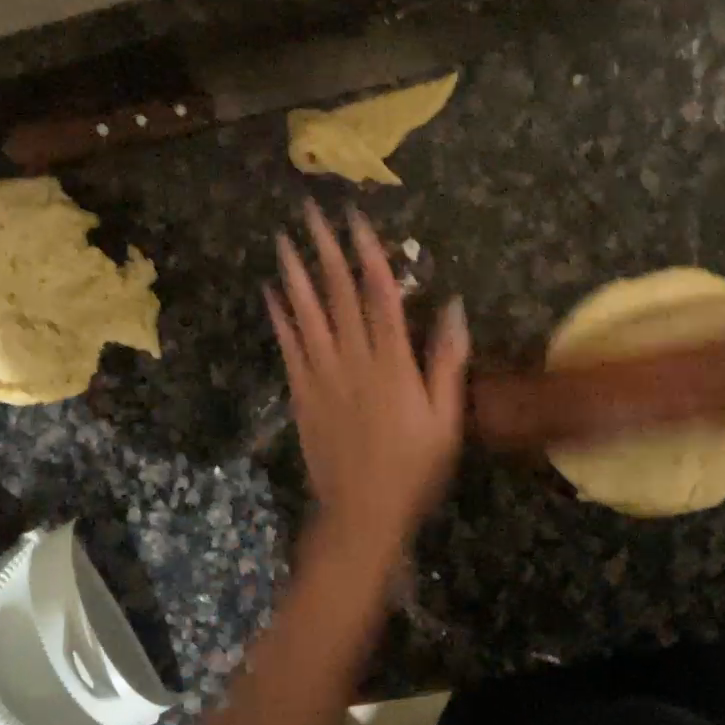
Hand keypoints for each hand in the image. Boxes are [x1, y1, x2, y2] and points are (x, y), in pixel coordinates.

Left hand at [265, 202, 469, 537]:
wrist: (362, 513)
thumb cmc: (414, 468)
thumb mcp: (446, 419)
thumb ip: (447, 361)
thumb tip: (454, 308)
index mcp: (392, 363)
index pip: (379, 294)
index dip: (368, 253)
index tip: (357, 219)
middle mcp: (353, 360)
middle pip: (338, 294)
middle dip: (325, 249)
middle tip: (311, 211)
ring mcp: (322, 376)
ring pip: (306, 314)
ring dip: (294, 274)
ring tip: (283, 239)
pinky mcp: (301, 394)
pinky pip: (288, 347)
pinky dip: (279, 318)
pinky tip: (270, 294)